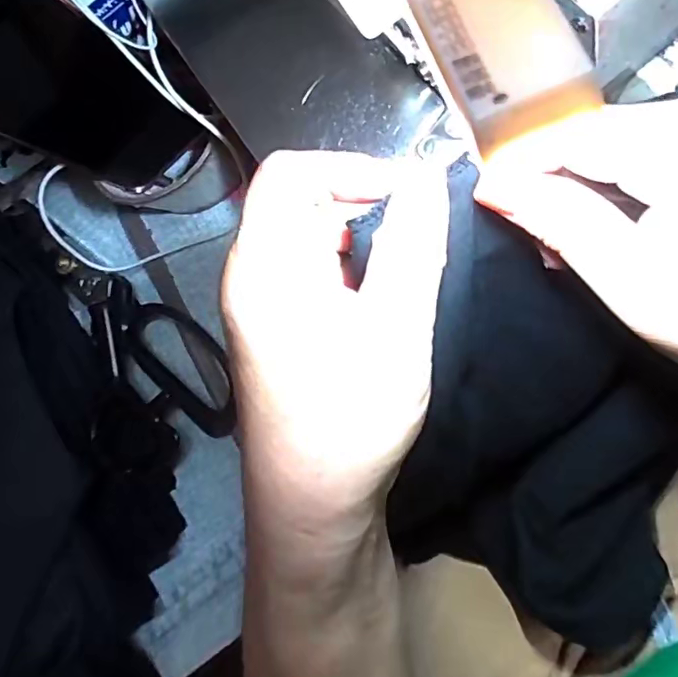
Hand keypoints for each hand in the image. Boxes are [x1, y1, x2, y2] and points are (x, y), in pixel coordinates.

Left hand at [223, 151, 448, 527]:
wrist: (310, 509)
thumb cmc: (349, 420)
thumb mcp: (396, 325)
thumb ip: (413, 243)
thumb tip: (425, 176)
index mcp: (265, 263)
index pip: (291, 171)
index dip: (350, 168)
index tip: (405, 195)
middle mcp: (252, 272)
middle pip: (301, 198)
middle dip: (362, 199)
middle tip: (416, 232)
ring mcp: (261, 299)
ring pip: (310, 232)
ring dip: (361, 233)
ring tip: (403, 268)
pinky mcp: (276, 322)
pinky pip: (311, 265)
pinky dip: (350, 261)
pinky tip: (380, 296)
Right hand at [476, 90, 677, 420]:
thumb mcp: (643, 288)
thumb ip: (563, 225)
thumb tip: (499, 187)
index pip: (574, 137)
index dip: (521, 167)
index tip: (484, 202)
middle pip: (604, 134)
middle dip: (563, 181)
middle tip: (537, 238)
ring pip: (633, 138)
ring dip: (600, 182)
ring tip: (582, 237)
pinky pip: (670, 144)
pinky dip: (639, 179)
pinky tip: (633, 219)